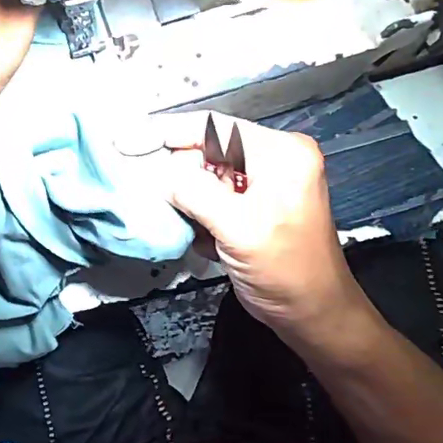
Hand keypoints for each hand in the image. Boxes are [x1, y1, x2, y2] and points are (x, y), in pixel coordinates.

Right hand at [146, 113, 388, 364]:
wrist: (314, 314)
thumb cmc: (286, 271)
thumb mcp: (236, 228)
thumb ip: (193, 193)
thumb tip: (159, 173)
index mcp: (281, 153)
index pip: (214, 128)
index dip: (168, 133)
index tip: (129, 143)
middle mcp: (275, 158)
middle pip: (208, 150)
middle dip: (180, 175)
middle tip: (157, 197)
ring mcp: (266, 180)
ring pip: (207, 175)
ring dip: (190, 200)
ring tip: (193, 227)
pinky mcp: (256, 202)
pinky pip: (215, 194)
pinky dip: (202, 213)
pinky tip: (208, 239)